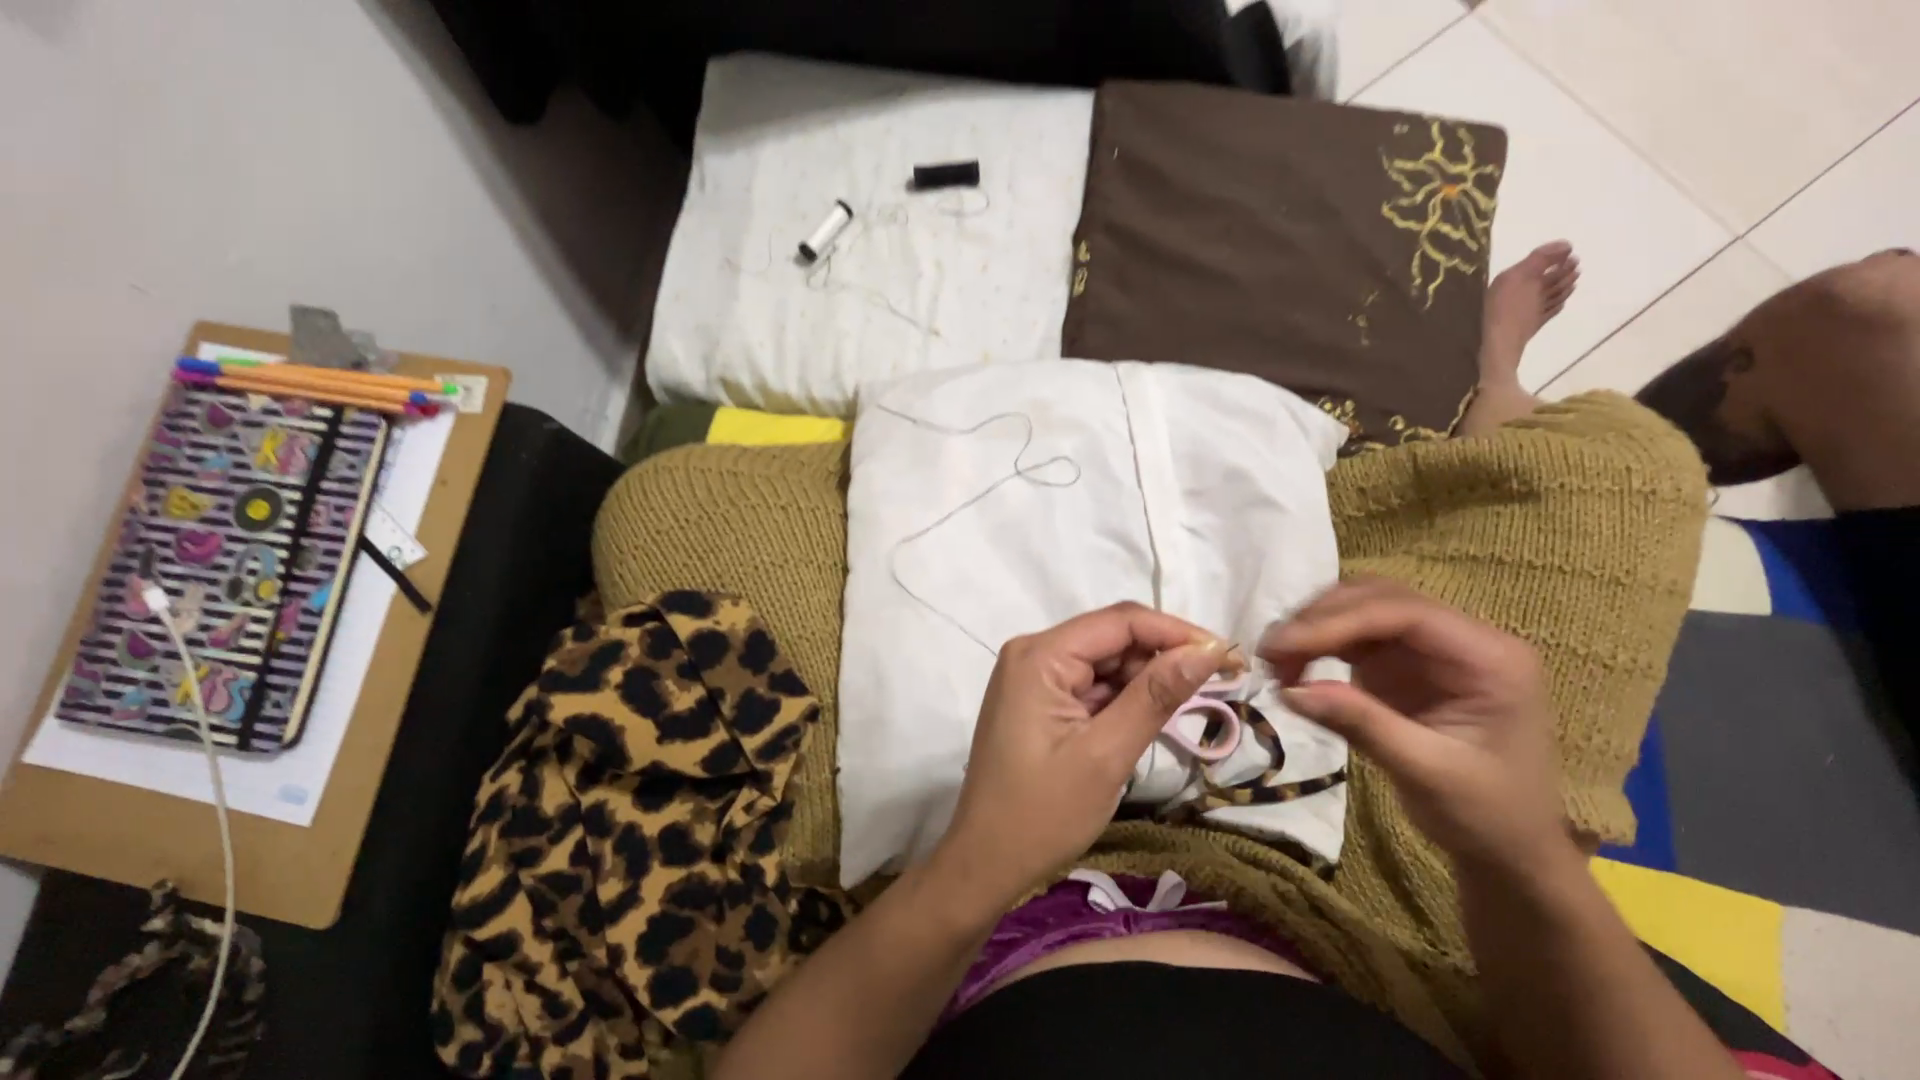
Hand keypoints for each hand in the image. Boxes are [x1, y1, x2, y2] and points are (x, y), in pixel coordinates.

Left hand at [931, 603, 1236, 908]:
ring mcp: (1032, 679)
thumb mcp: (1106, 754)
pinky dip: (1124, 700)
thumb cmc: (1043, 814)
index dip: (1177, 632)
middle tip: (1222, 685)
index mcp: (1039, 656)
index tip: (1228, 657)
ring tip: (1191, 707)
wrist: (986, 864)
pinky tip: (1150, 720)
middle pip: (1112, 638)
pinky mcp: (1038, 704)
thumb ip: (1156, 695)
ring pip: (1105, 664)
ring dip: (1147, 681)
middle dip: (1165, 657)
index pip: (1121, 621)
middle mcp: (1032, 654)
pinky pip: (1090, 688)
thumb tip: (1209, 648)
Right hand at [1258, 578, 1571, 873]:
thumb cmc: (1486, 813)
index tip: (1283, 646)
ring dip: (1316, 627)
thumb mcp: (1425, 772)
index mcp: (1490, 658)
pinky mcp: (1408, 664)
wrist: (1511, 848)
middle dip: (1321, 618)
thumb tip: (1289, 691)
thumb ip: (1361, 724)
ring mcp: (1434, 649)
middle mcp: (1464, 639)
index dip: (1338, 621)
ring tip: (1275, 660)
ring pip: (1364, 608)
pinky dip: (1321, 645)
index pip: (1405, 613)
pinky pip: (1358, 636)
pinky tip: (1294, 667)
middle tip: (1270, 653)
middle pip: (1381, 599)